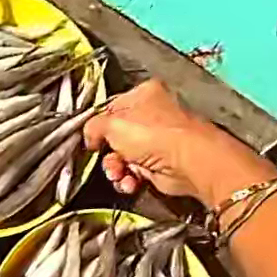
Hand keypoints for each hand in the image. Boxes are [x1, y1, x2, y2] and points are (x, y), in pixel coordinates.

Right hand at [83, 80, 276, 207]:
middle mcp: (150, 115)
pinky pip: (129, 171)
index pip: (108, 108)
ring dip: (114, 169)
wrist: (186, 163)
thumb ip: (91, 126)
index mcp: (143, 95)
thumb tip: (90, 137)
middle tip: (110, 159)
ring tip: (121, 173)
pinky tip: (131, 181)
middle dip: (106, 153)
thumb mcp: (110, 123)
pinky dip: (126, 179)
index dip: (96, 125)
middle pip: (111, 137)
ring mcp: (153, 140)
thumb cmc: (151, 135)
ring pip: (117, 157)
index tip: (91, 139)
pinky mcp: (156, 162)